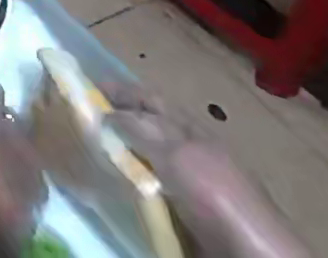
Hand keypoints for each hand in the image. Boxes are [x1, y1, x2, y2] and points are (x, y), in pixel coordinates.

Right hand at [102, 85, 308, 257]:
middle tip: (75, 119)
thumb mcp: (176, 152)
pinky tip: (106, 183)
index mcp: (189, 129)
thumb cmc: (216, 195)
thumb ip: (138, 127)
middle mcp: (186, 150)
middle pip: (141, 126)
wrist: (252, 257)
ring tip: (83, 150)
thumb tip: (102, 113)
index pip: (148, 97)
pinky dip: (123, 182)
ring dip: (114, 153)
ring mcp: (185, 182)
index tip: (82, 87)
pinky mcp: (181, 211)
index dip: (117, 89)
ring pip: (140, 157)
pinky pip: (143, 187)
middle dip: (110, 120)